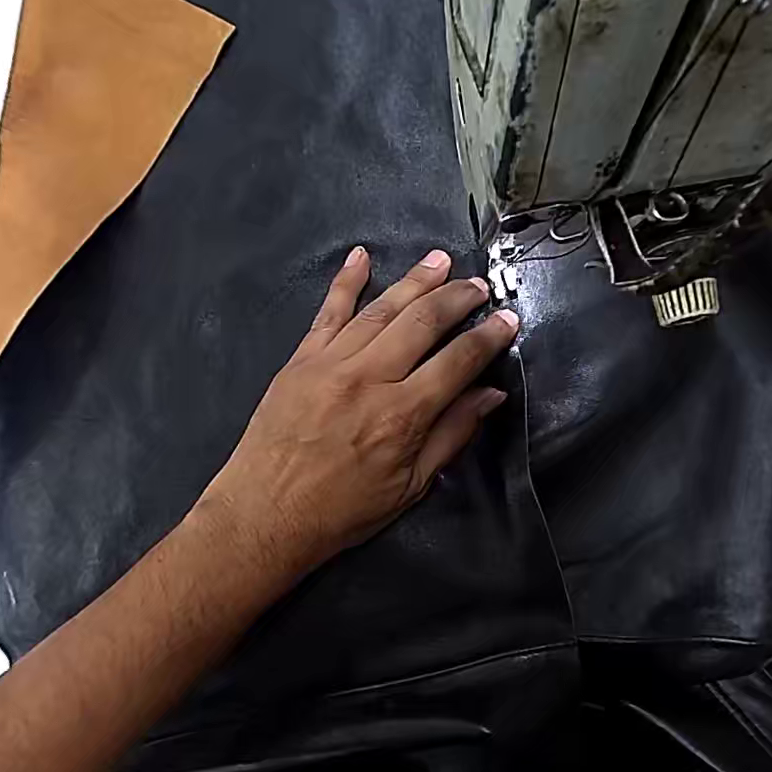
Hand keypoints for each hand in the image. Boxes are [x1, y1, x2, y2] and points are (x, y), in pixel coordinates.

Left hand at [195, 246, 518, 576]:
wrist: (264, 514)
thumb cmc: (343, 510)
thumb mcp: (411, 486)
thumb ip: (452, 435)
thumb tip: (490, 395)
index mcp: (403, 414)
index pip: (458, 361)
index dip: (488, 337)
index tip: (507, 319)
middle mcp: (370, 378)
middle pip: (423, 322)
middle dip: (458, 298)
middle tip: (479, 285)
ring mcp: (331, 363)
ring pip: (382, 309)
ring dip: (416, 281)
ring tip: (440, 261)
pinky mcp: (301, 359)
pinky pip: (328, 311)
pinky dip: (346, 281)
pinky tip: (361, 257)